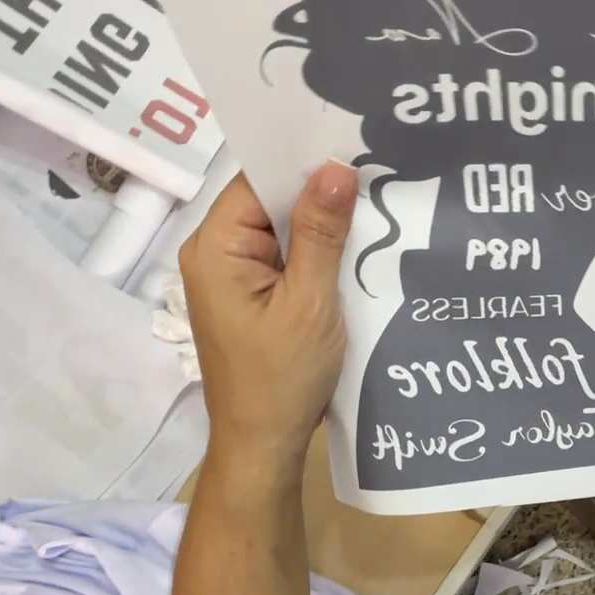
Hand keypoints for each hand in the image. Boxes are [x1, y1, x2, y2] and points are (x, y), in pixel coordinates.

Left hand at [179, 162, 357, 466]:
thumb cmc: (283, 375)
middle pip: (271, 205)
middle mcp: (218, 254)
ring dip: (325, 229)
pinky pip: (289, 262)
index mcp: (216, 247)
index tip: (356, 153)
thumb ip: (321, 234)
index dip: (305, 167)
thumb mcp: (310, 302)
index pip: (259, 183)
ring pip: (284, 234)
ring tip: (377, 212)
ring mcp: (236, 278)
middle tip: (378, 180)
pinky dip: (320, 257)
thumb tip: (336, 168)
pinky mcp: (256, 299)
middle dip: (321, 197)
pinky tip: (356, 254)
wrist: (265, 441)